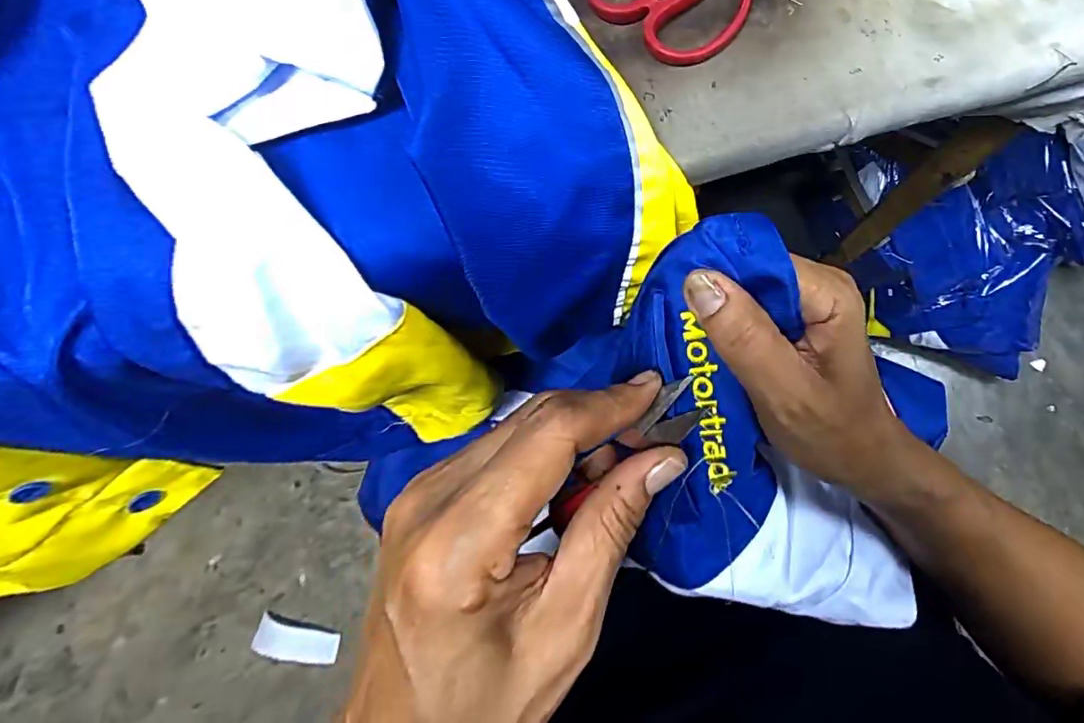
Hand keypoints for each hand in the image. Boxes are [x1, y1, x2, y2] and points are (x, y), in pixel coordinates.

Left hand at [340, 379, 687, 722]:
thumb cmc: (486, 700)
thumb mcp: (568, 623)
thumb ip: (613, 526)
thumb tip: (664, 456)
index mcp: (459, 542)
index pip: (550, 433)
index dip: (611, 404)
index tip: (659, 392)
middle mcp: (428, 503)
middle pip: (535, 418)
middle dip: (603, 414)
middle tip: (652, 438)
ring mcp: (419, 496)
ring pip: (522, 423)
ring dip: (580, 430)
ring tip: (618, 468)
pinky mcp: (424, 497)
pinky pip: (504, 443)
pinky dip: (552, 447)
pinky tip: (576, 480)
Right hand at [684, 258, 923, 500]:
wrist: (863, 457)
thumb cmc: (832, 432)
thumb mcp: (784, 392)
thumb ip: (745, 337)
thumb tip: (699, 279)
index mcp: (829, 293)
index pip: (762, 261)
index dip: (717, 273)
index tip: (670, 295)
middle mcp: (823, 286)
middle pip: (755, 272)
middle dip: (714, 294)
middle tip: (670, 324)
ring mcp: (812, 302)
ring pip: (751, 291)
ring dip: (719, 313)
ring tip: (682, 337)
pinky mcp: (800, 321)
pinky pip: (757, 311)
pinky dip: (732, 328)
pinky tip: (709, 348)